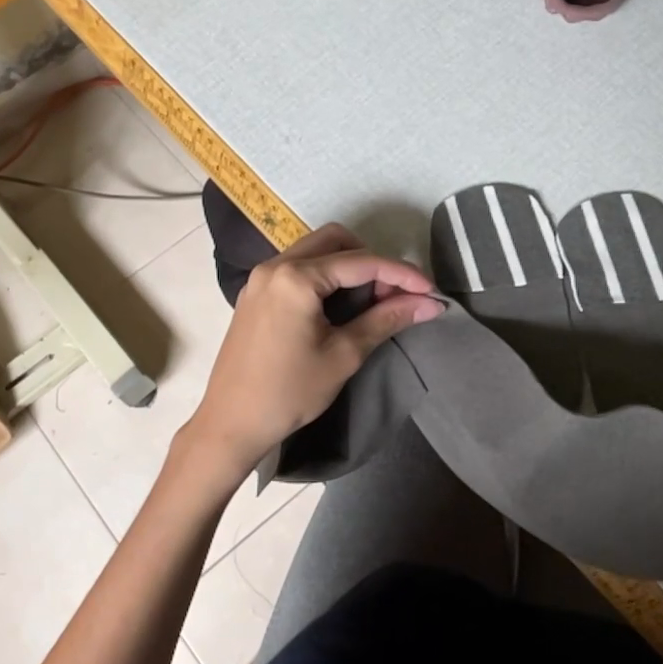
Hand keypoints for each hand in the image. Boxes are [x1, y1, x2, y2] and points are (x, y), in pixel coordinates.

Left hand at [184, 224, 443, 474]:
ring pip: (314, 252)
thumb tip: (429, 304)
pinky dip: (324, 277)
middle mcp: (274, 266)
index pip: (361, 261)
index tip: (431, 291)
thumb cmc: (289, 392)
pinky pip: (296, 268)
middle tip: (395, 294)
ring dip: (348, 267)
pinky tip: (340, 306)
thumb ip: (386, 320)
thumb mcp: (343, 355)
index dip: (402, 274)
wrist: (231, 422)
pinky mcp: (254, 294)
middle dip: (372, 261)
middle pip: (335, 241)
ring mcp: (260, 278)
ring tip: (372, 301)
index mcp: (296, 278)